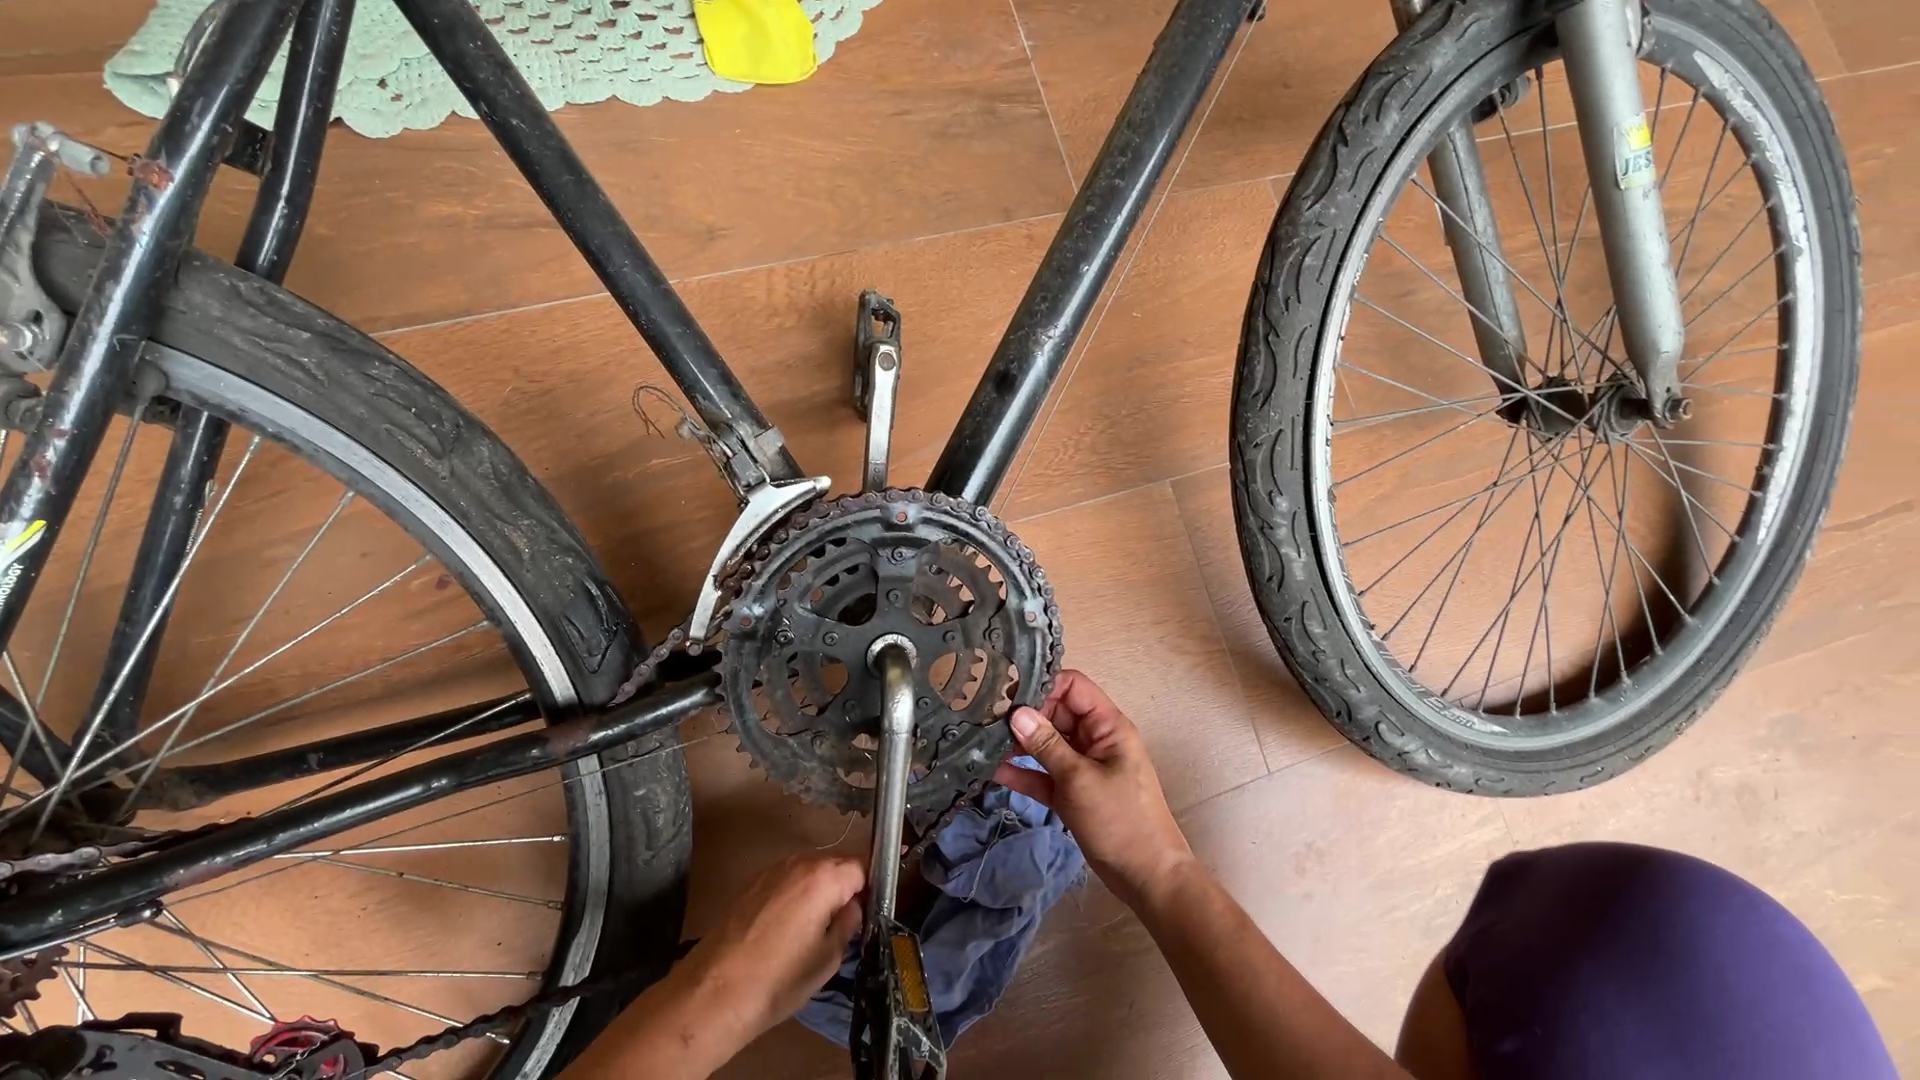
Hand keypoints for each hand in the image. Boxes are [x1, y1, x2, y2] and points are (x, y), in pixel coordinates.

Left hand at [676, 854, 863, 1040]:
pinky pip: (786, 882)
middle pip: (835, 866)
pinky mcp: (750, 884)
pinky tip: (786, 929)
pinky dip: (794, 897)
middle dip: (844, 889)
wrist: (714, 992)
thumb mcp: (828, 958)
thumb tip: (853, 906)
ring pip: (809, 873)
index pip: (862, 866)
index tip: (869, 912)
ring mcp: (771, 870)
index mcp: (824, 877)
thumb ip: (849, 922)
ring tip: (814, 930)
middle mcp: (799, 863)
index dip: (871, 888)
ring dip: (818, 893)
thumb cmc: (779, 979)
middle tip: (844, 925)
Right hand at [993, 670, 1194, 906]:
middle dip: (1024, 716)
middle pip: (1055, 713)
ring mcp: (1082, 767)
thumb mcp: (1080, 779)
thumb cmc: (1120, 820)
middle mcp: (1094, 740)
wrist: (1146, 876)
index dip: (1043, 686)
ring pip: (1046, 745)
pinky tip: (991, 771)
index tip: (1009, 694)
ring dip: (1018, 744)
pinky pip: (1043, 774)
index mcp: (1108, 726)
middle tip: (985, 719)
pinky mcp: (1070, 792)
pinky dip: (1022, 772)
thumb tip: (1017, 713)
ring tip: (982, 742)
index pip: (1073, 687)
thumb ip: (1047, 745)